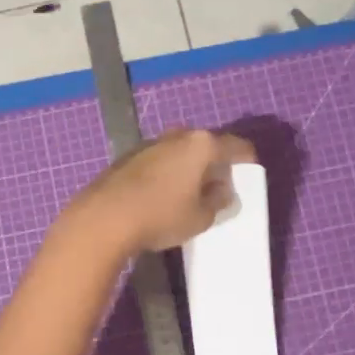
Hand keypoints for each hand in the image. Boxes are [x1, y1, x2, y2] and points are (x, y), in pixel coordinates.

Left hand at [64, 129, 255, 253]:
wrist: (103, 218)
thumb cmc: (160, 216)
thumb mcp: (200, 217)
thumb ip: (218, 201)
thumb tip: (222, 190)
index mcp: (202, 145)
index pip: (236, 145)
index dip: (247, 159)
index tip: (250, 172)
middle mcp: (177, 136)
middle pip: (206, 144)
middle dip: (216, 161)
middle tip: (221, 183)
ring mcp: (150, 143)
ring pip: (180, 150)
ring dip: (190, 166)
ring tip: (193, 191)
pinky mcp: (129, 157)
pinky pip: (160, 160)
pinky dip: (168, 172)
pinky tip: (164, 194)